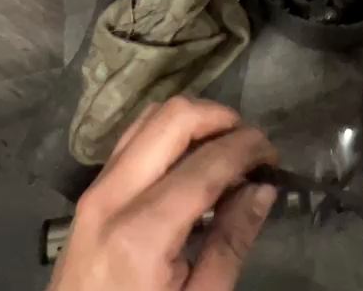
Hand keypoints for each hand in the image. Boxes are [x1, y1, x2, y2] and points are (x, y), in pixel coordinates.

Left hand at [50, 96, 278, 290]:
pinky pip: (132, 139)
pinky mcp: (88, 195)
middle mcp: (112, 197)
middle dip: (220, 119)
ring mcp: (94, 191)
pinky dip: (168, 134)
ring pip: (150, 117)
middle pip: (173, 118)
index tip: (274, 156)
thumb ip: (230, 244)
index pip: (207, 162)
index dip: (248, 148)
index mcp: (141, 235)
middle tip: (250, 145)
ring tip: (225, 149)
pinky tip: (191, 159)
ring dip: (193, 121)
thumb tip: (263, 188)